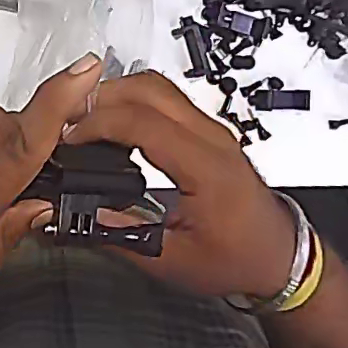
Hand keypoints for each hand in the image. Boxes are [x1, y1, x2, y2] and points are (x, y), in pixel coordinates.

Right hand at [62, 71, 295, 299]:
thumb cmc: (239, 258)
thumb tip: (86, 215)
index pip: (144, 123)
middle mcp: (212, 139)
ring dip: (115, 94)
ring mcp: (212, 130)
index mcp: (207, 170)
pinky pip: (165, 99)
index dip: (98, 124)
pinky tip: (110, 123)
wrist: (279, 255)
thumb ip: (126, 236)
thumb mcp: (175, 261)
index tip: (70, 138)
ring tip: (83, 120)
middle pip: (149, 88)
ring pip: (157, 86)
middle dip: (100, 97)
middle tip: (68, 120)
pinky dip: (131, 102)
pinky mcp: (206, 131)